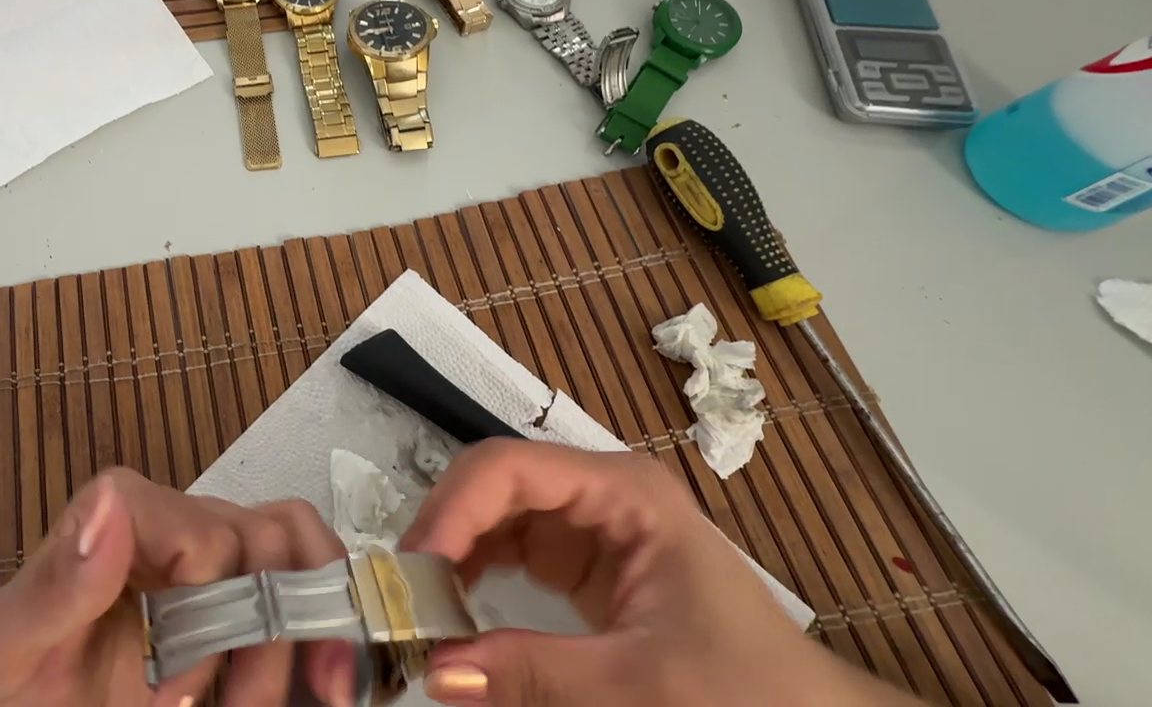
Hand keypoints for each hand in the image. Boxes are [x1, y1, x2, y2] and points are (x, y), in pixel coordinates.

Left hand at [0, 468, 357, 706]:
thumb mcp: (9, 647)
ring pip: (297, 546)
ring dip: (319, 619)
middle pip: (261, 542)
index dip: (207, 622)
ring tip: (327, 694)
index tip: (177, 699)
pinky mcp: (241, 591)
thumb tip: (110, 507)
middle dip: (265, 638)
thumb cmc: (16, 686)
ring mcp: (216, 555)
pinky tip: (329, 680)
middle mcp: (179, 521)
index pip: (205, 537)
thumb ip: (53, 585)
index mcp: (124, 513)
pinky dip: (333, 619)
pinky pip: (309, 574)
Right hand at [400, 440, 924, 706]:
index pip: (508, 469)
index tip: (411, 572)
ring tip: (420, 604)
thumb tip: (433, 674)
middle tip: (404, 594)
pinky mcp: (579, 558)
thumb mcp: (641, 690)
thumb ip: (534, 678)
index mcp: (620, 490)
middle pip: (492, 483)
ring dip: (452, 552)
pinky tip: (453, 608)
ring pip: (492, 513)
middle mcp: (595, 489)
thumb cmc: (749, 694)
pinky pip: (507, 547)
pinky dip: (472, 572)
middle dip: (444, 530)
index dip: (451, 509)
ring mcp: (587, 520)